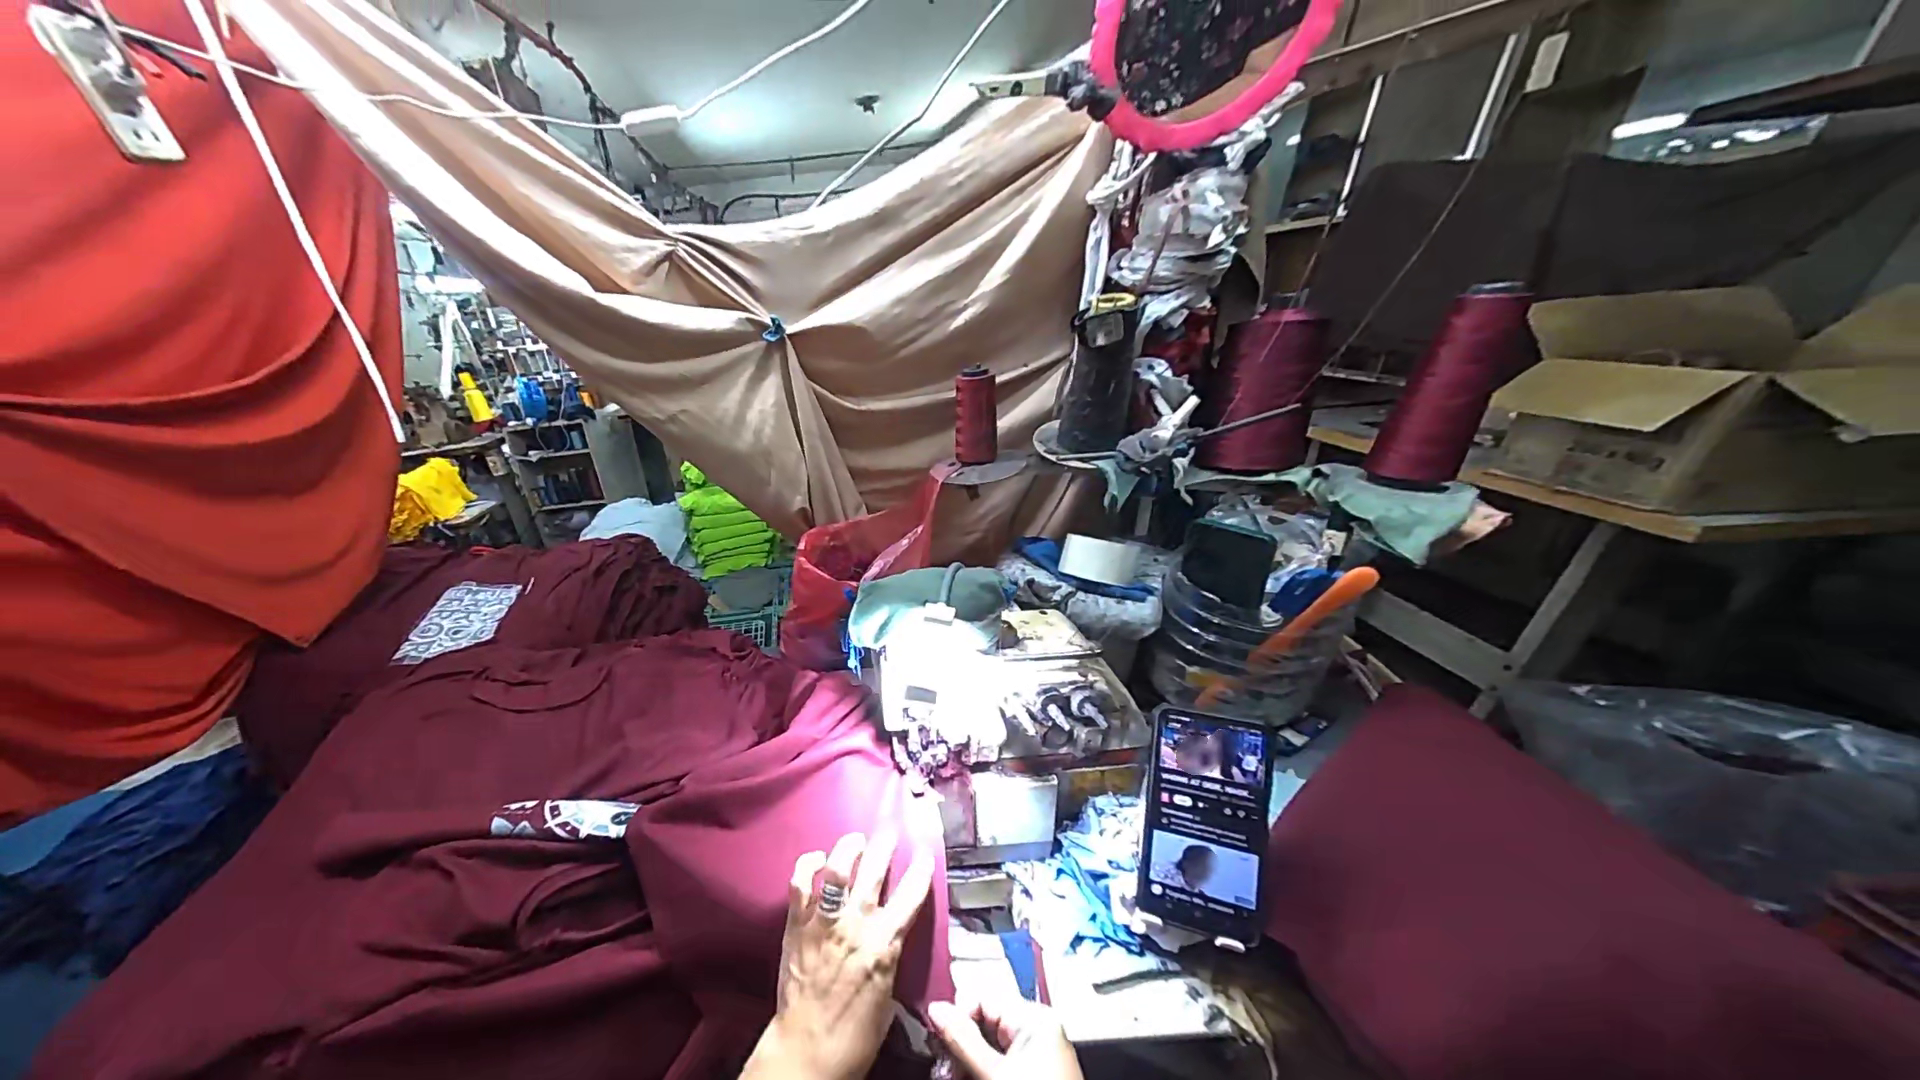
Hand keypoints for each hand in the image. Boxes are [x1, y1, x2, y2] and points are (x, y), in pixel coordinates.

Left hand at [743, 832, 932, 1079]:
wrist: (806, 1054)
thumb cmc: (855, 1034)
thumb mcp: (889, 991)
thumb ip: (891, 953)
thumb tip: (892, 932)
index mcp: (884, 943)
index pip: (911, 893)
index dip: (921, 867)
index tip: (924, 851)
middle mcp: (856, 924)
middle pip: (875, 868)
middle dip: (885, 843)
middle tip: (889, 831)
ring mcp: (823, 921)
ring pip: (839, 867)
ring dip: (850, 847)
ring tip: (857, 840)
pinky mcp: (796, 925)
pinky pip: (800, 883)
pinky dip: (809, 865)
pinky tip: (818, 860)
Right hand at [926, 996, 1083, 1079]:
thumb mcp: (992, 1074)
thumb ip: (962, 1039)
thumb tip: (936, 1008)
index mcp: (1034, 1018)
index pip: (983, 999)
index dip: (956, 1018)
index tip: (937, 1043)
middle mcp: (1039, 1030)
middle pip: (986, 1025)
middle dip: (960, 1048)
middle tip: (944, 1071)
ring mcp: (1039, 1057)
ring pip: (991, 1049)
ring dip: (967, 1064)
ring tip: (952, 1079)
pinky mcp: (1037, 1075)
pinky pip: (1003, 1066)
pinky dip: (983, 1073)